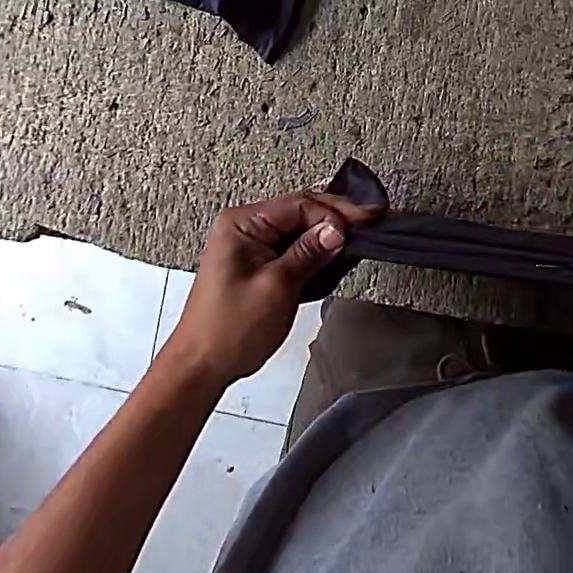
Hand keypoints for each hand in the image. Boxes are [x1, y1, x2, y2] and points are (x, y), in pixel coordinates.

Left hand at [158, 191, 379, 389]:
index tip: (363, 225)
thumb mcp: (277, 286)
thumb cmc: (228, 330)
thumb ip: (310, 252)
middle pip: (304, 212)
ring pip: (305, 230)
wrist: (201, 368)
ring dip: (329, 239)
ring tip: (357, 245)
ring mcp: (255, 246)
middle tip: (371, 225)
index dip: (335, 213)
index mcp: (242, 224)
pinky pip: (299, 249)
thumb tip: (338, 229)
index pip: (300, 204)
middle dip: (336, 221)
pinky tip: (336, 264)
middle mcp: (247, 228)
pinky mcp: (264, 264)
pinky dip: (319, 256)